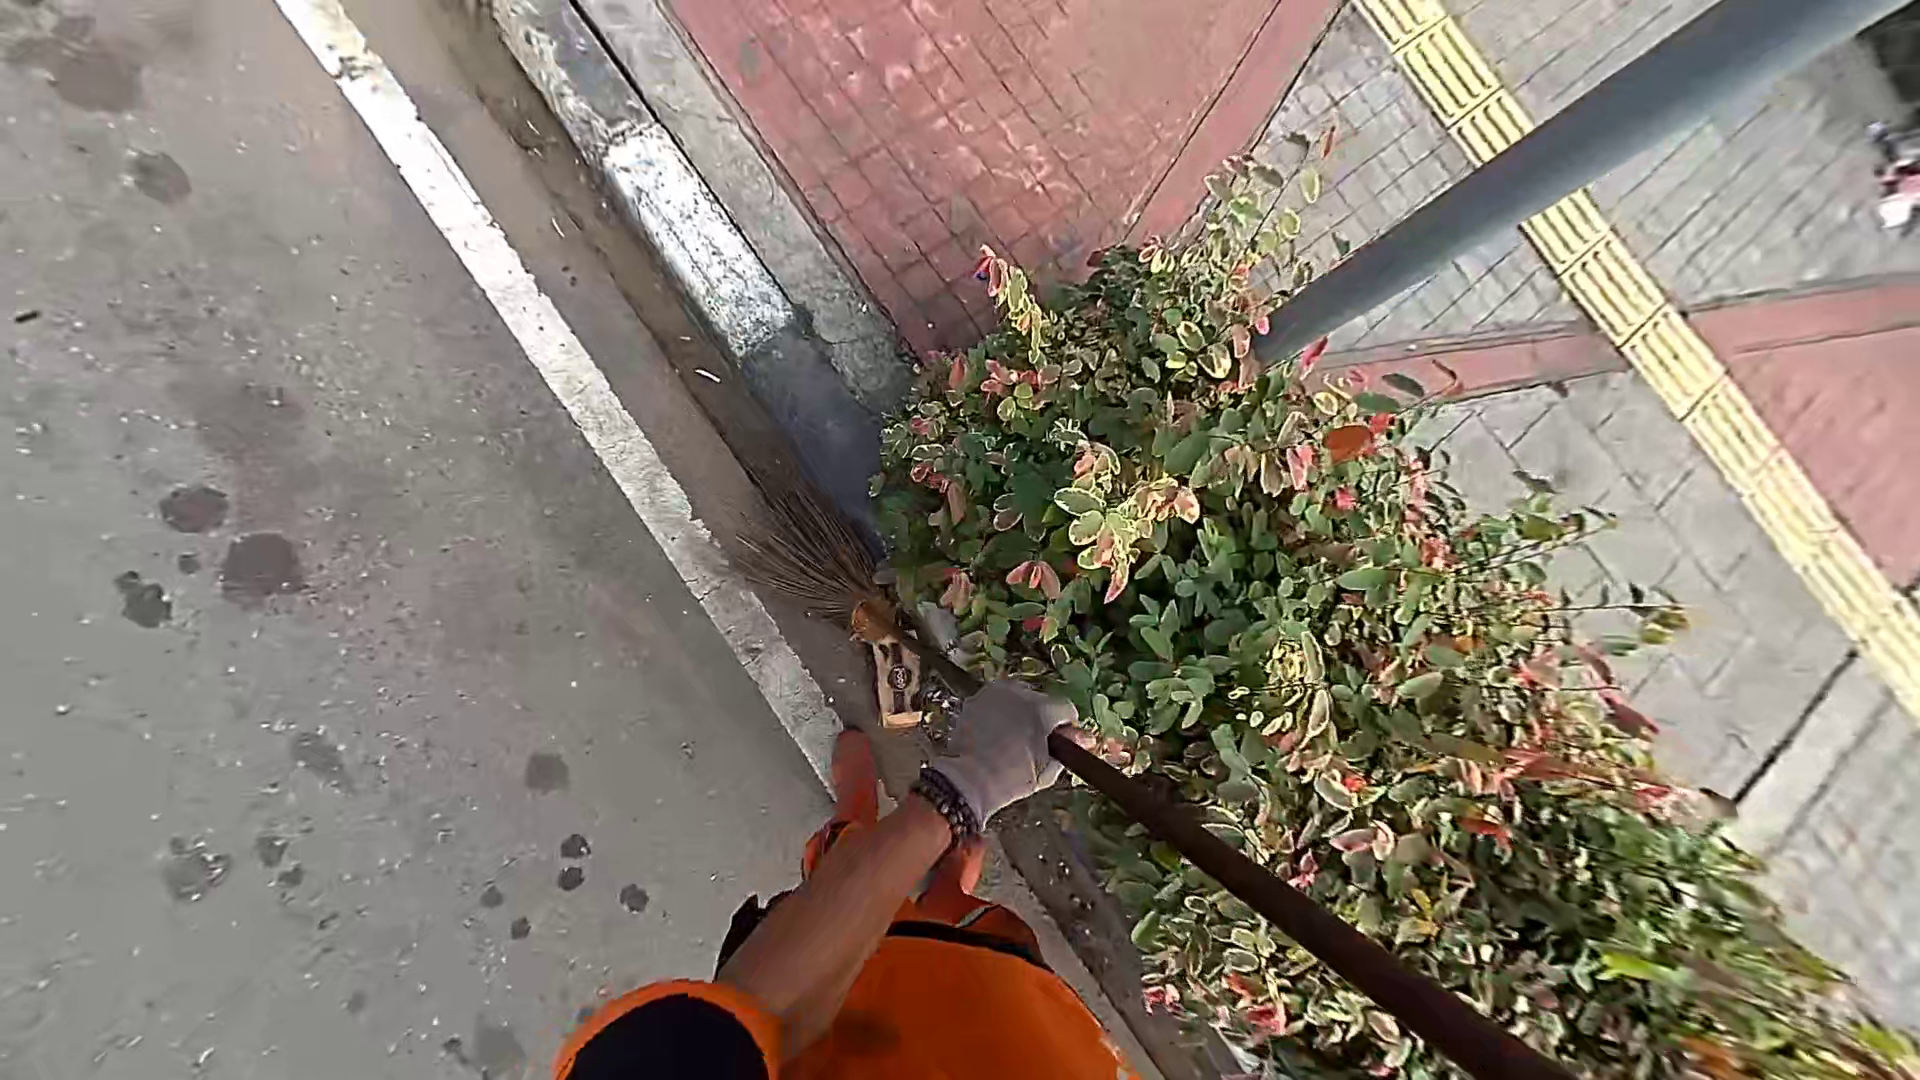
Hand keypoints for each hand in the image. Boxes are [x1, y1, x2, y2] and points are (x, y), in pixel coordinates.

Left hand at [930, 681, 1079, 824]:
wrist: (967, 779)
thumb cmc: (1010, 779)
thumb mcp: (1046, 769)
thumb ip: (1067, 749)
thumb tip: (1083, 739)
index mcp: (1041, 709)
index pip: (1066, 708)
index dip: (1066, 726)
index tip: (1061, 741)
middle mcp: (1019, 693)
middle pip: (1042, 700)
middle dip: (1043, 717)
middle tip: (1035, 741)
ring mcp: (995, 693)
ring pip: (1019, 697)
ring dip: (1022, 711)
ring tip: (1014, 736)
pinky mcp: (977, 698)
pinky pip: (998, 700)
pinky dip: (1001, 711)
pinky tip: (996, 732)